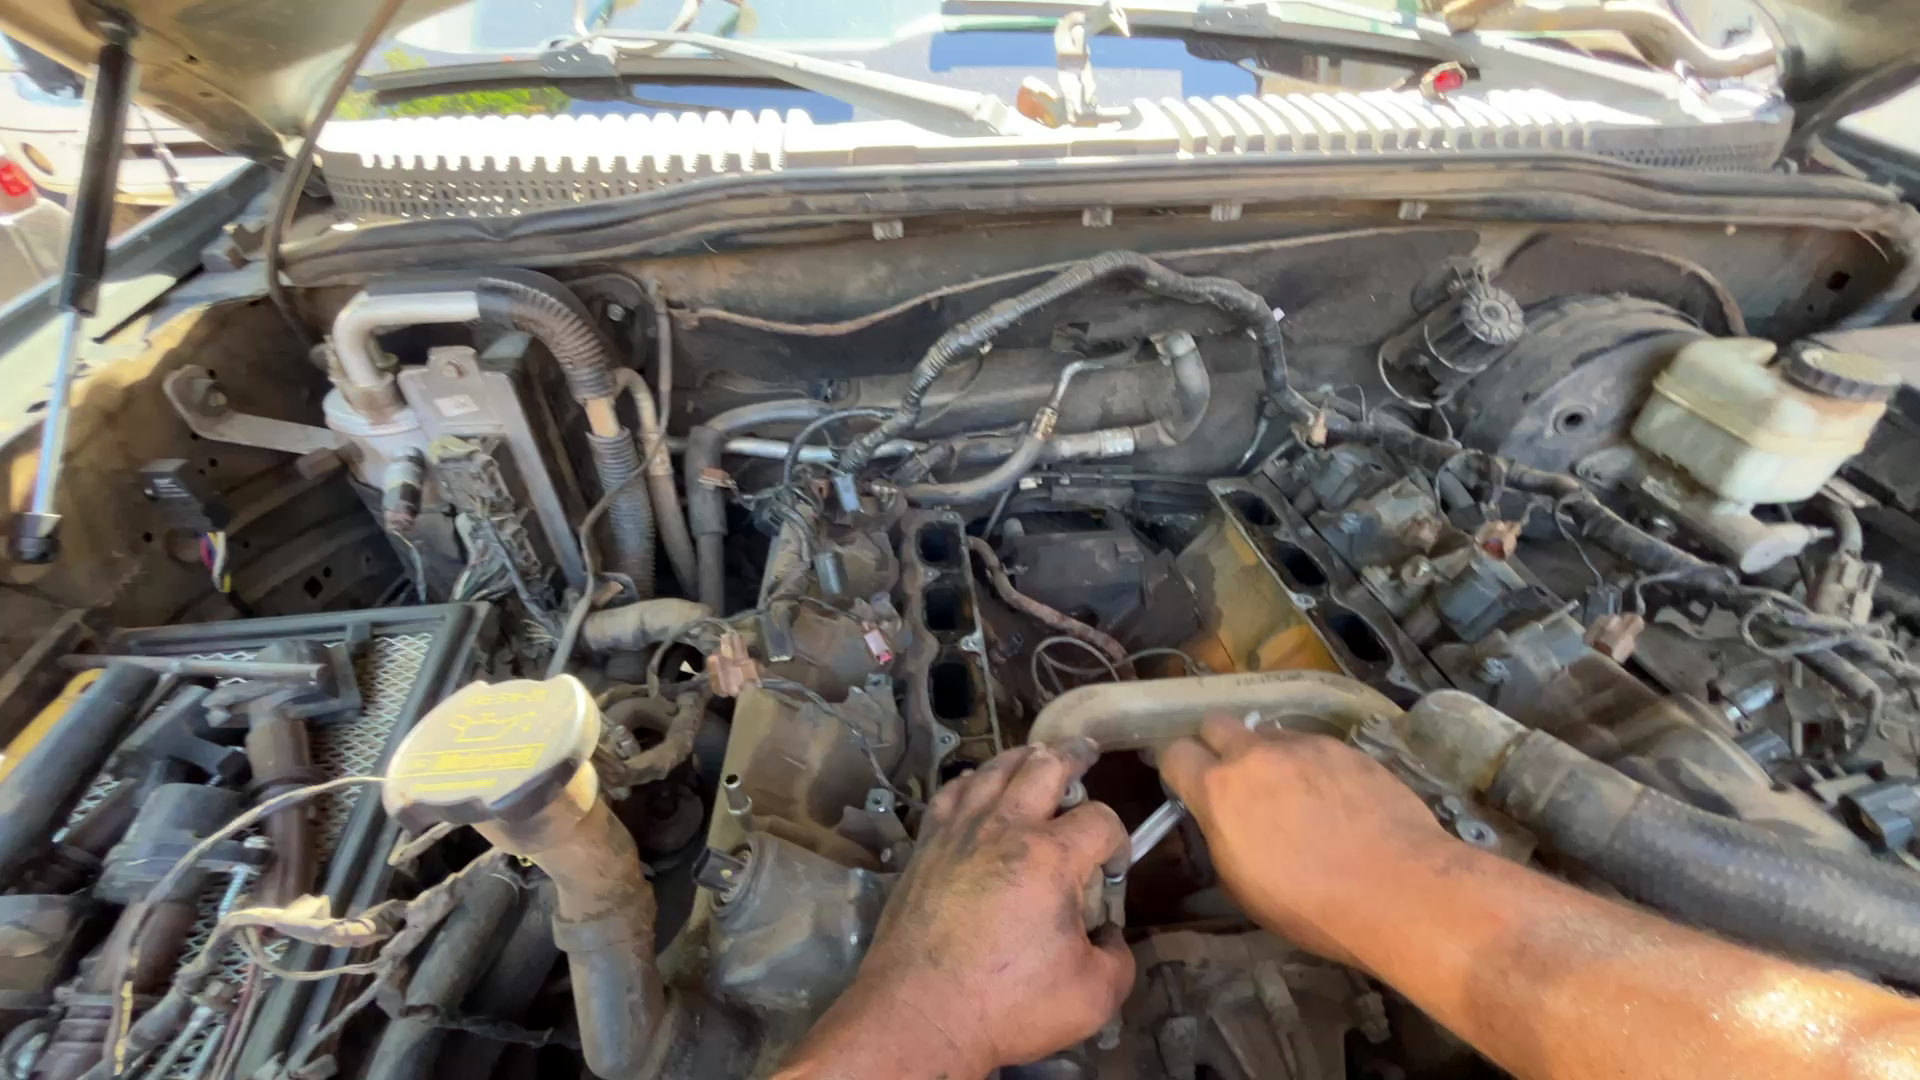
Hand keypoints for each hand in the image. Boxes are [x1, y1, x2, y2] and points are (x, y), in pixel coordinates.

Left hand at [780, 740, 1132, 1078]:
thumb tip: (1110, 934)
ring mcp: (962, 829)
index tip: (1114, 866)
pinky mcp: (929, 841)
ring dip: (1023, 756)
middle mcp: (1006, 827)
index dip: (1118, 838)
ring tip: (1038, 752)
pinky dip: (972, 779)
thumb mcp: (1091, 997)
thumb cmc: (1006, 1003)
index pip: (1101, 820)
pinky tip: (979, 782)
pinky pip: (952, 791)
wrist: (921, 1010)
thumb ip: (1118, 959)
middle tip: (1086, 750)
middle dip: (1074, 756)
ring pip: (996, 769)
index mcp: (1051, 857)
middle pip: (1046, 766)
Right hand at [1160, 715, 1446, 962]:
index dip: (1176, 766)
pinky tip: (1336, 800)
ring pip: (1267, 733)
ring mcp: (1301, 746)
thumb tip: (1221, 820)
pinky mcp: (1343, 748)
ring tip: (1294, 792)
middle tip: (1233, 776)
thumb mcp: (1241, 884)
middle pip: (1215, 723)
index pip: (1173, 752)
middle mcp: (1253, 755)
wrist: (1403, 891)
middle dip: (1215, 744)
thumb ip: (1220, 836)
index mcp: (1218, 790)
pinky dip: (1311, 766)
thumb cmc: (1312, 904)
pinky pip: (1312, 746)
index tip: (1185, 781)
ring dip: (1267, 755)